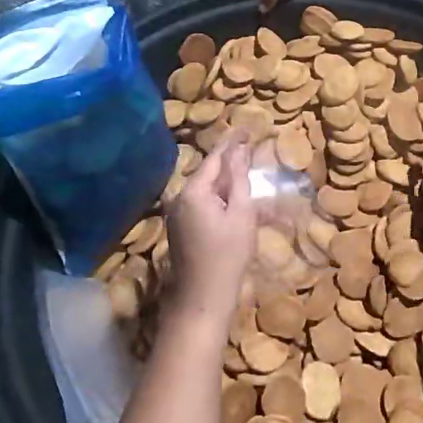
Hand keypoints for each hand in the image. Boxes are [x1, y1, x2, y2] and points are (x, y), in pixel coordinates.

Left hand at [163, 142, 256, 327]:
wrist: (202, 295)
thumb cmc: (228, 255)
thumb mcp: (240, 213)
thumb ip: (238, 179)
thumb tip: (239, 150)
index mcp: (192, 190)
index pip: (214, 158)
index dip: (231, 143)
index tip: (245, 127)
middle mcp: (178, 196)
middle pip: (206, 172)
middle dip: (226, 160)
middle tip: (247, 145)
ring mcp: (175, 212)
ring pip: (203, 188)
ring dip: (222, 180)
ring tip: (243, 168)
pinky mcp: (178, 227)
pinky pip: (198, 202)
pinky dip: (215, 196)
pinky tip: (230, 198)